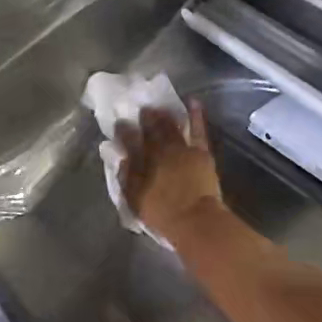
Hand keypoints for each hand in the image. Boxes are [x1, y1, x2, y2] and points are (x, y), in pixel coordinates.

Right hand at [117, 101, 224, 242]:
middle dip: (146, 118)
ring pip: (171, 126)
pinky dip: (196, 115)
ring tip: (160, 107)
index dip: (123, 131)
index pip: (129, 141)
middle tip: (143, 110)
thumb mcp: (135, 201)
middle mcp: (159, 151)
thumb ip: (126, 179)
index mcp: (140, 163)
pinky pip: (197, 129)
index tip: (120, 124)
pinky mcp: (200, 152)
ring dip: (165, 115)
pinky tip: (193, 101)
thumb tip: (122, 160)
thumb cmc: (163, 216)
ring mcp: (181, 149)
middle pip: (150, 130)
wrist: (195, 220)